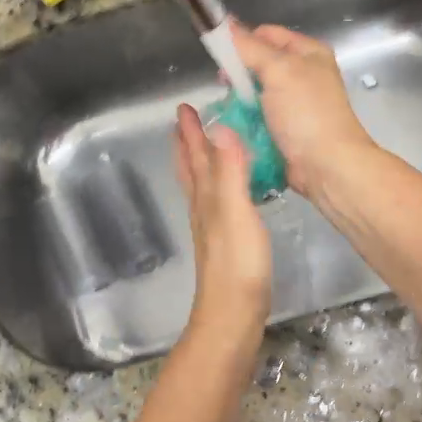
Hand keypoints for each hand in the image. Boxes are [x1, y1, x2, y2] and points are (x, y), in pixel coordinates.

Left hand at [174, 103, 270, 334]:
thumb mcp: (236, 213)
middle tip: (184, 124)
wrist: (233, 314)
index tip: (184, 106)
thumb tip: (221, 128)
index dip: (191, 133)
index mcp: (206, 199)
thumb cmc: (238, 265)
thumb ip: (230, 172)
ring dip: (200, 167)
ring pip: (202, 189)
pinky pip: (219, 206)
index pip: (196, 157)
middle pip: (192, 172)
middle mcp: (204, 211)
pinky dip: (220, 190)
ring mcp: (213, 230)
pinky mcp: (227, 246)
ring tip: (203, 151)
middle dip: (188, 147)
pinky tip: (228, 197)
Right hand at [228, 21, 379, 199]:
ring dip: (240, 100)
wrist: (327, 166)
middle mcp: (303, 75)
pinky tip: (236, 127)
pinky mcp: (286, 130)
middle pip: (259, 64)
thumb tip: (225, 24)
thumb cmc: (306, 113)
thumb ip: (250, 48)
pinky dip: (246, 121)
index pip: (267, 34)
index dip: (242, 41)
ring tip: (229, 109)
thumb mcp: (278, 71)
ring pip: (256, 94)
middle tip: (225, 87)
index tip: (222, 58)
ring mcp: (294, 105)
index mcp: (309, 53)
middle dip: (239, 74)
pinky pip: (259, 118)